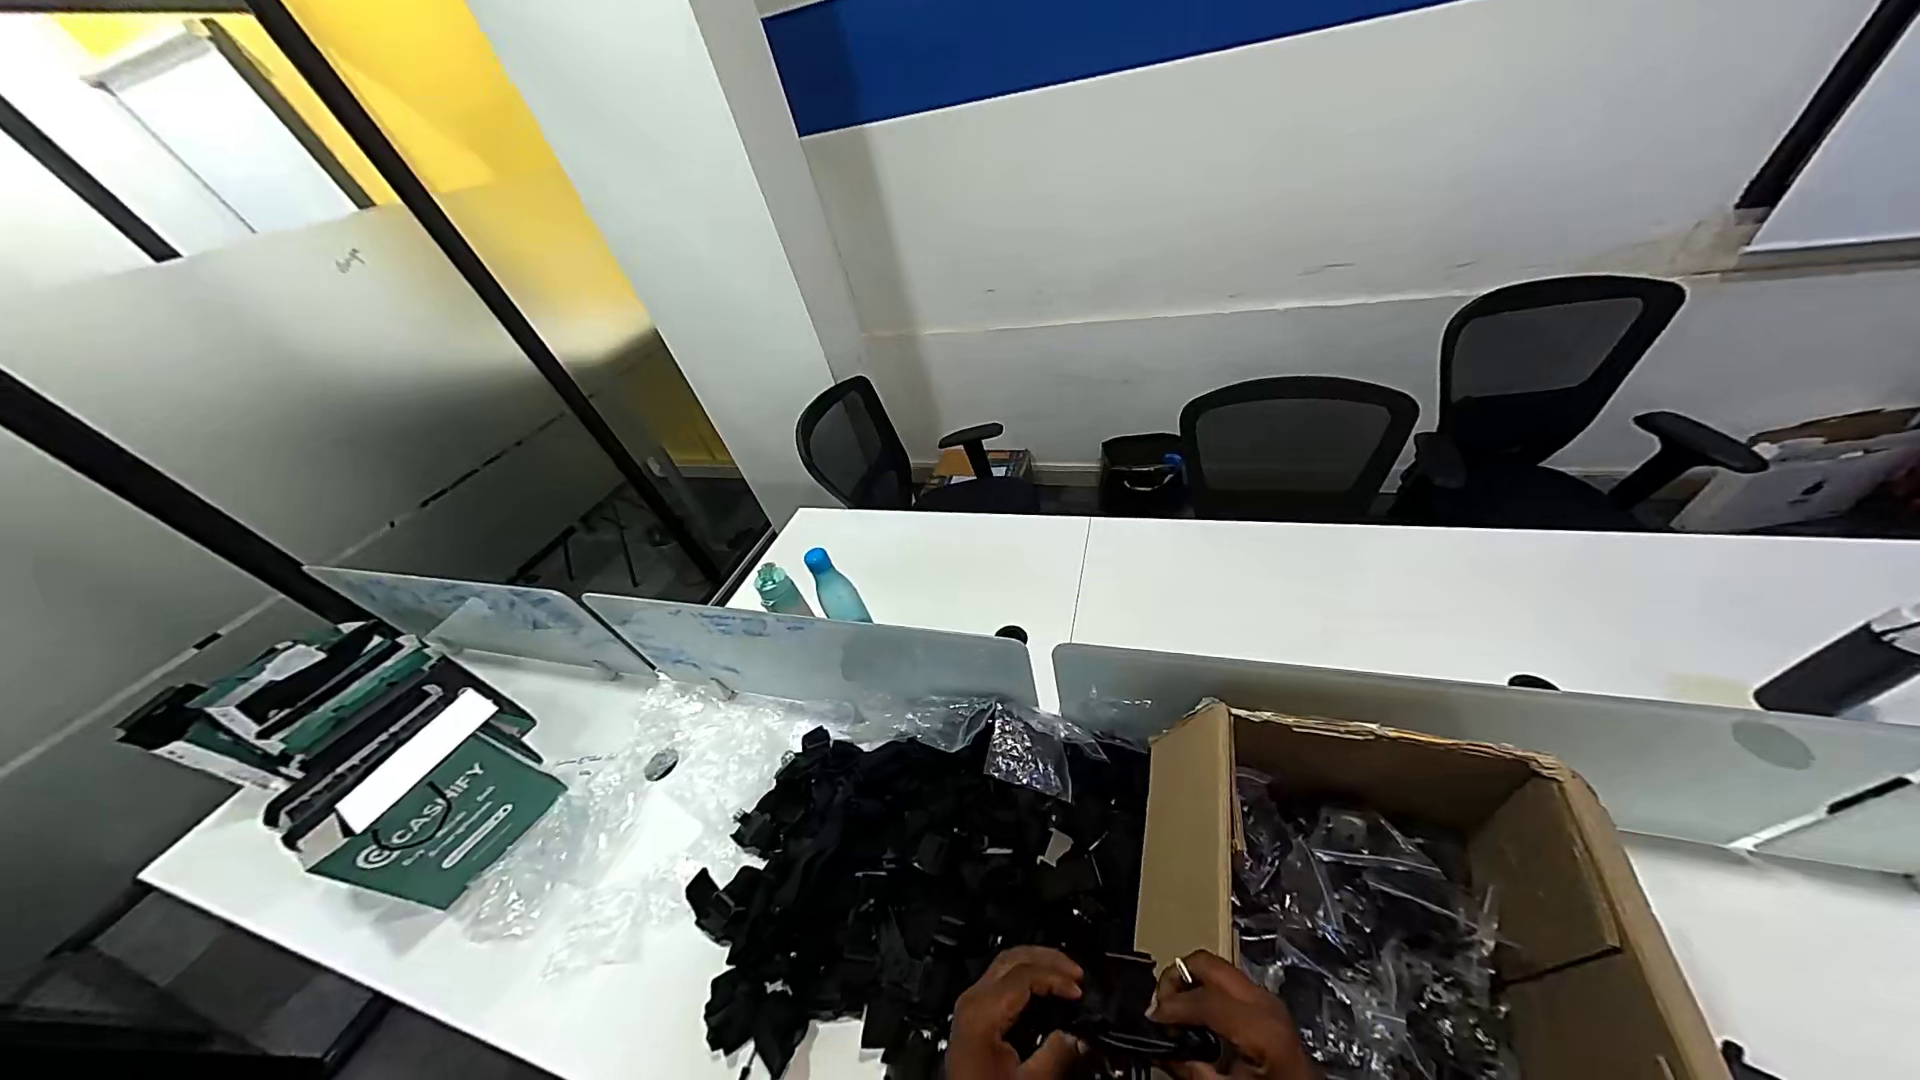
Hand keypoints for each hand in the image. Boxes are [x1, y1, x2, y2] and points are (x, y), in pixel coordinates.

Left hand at [946, 946, 1085, 1079]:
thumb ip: (1056, 1055)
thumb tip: (1079, 1035)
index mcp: (982, 1010)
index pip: (1023, 974)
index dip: (1055, 976)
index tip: (1079, 990)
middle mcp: (973, 998)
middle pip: (1011, 959)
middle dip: (1047, 959)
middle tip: (1076, 971)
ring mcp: (971, 1004)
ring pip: (1005, 964)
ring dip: (1036, 963)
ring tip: (1065, 974)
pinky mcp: (974, 1014)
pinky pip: (1001, 980)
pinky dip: (1026, 976)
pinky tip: (1044, 988)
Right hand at [1149, 951, 1317, 1079]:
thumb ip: (1193, 1071)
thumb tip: (1158, 1049)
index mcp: (1261, 1028)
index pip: (1205, 999)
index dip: (1172, 1006)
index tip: (1151, 1019)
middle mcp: (1264, 1002)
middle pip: (1207, 964)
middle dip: (1177, 977)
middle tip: (1161, 1005)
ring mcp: (1267, 997)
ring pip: (1215, 965)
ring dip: (1189, 979)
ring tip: (1175, 1008)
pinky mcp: (1265, 1000)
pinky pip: (1226, 979)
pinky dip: (1204, 987)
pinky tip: (1196, 1013)